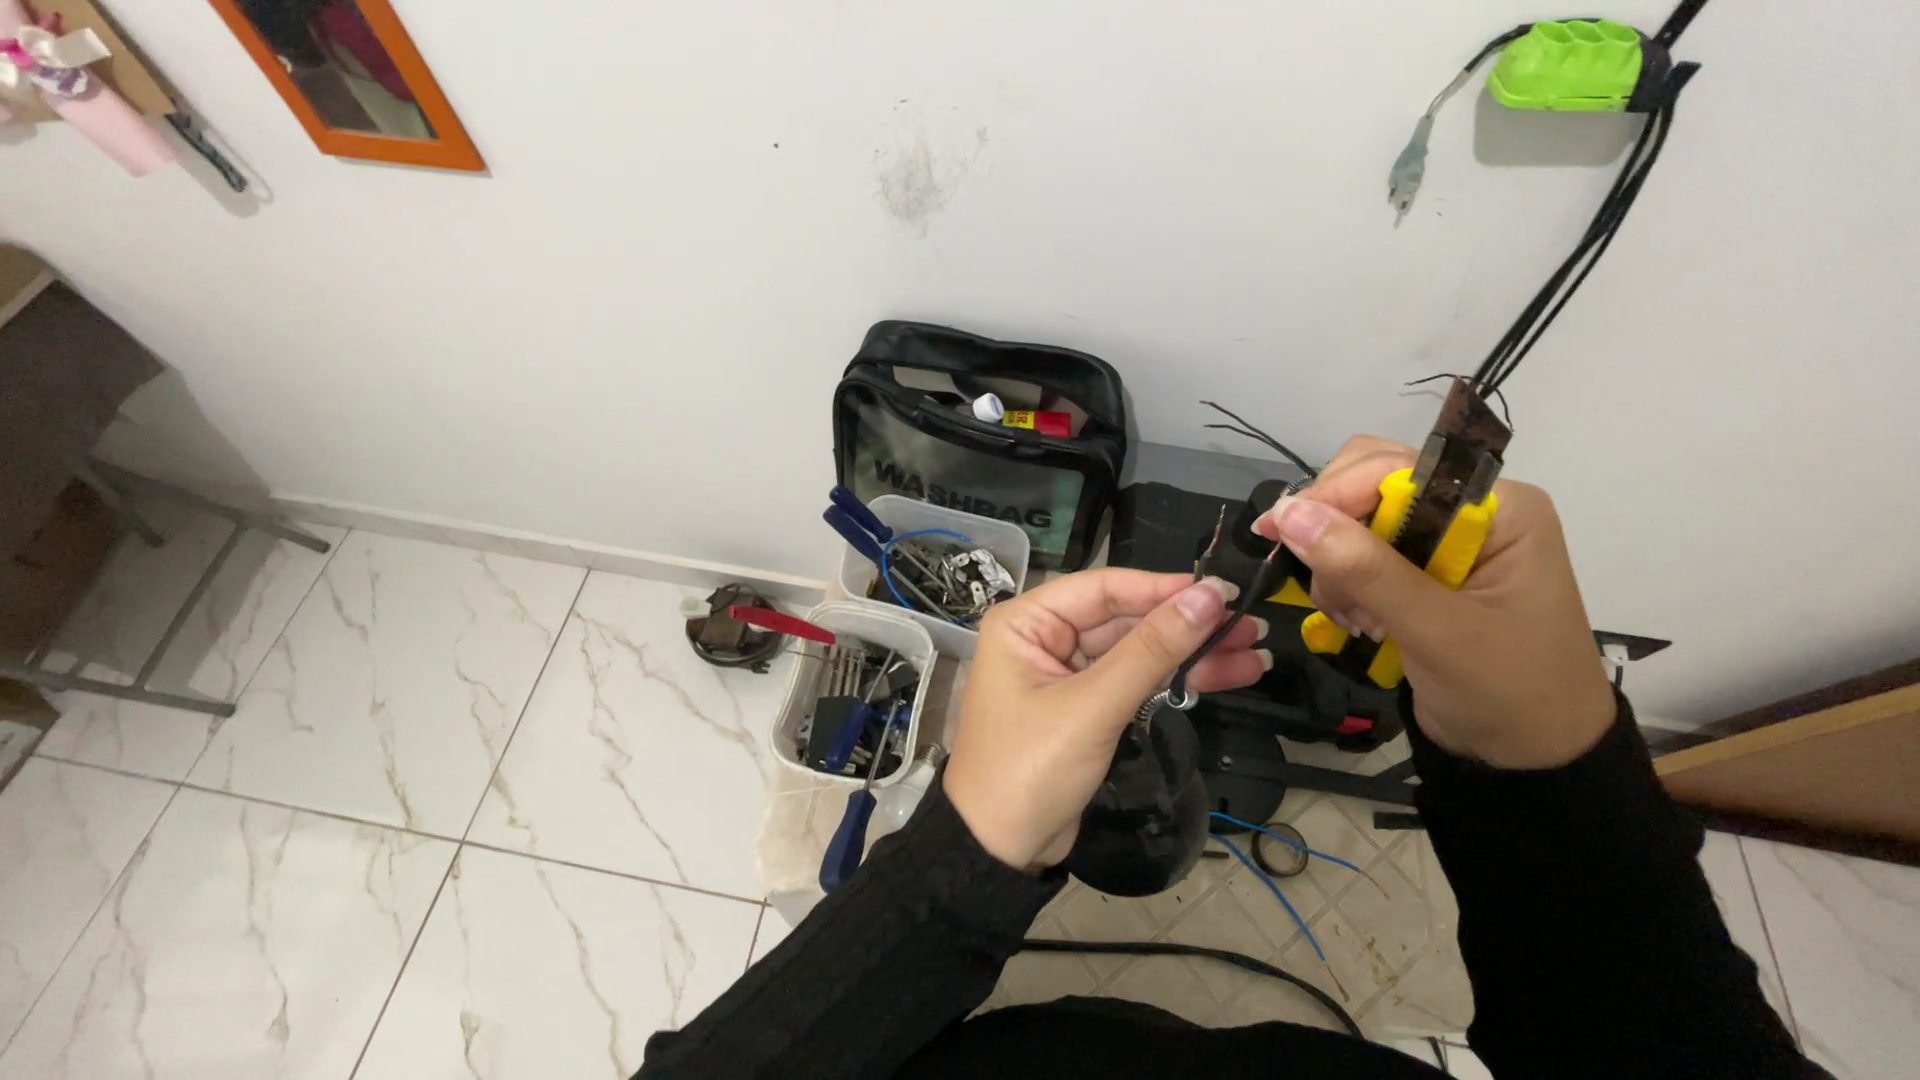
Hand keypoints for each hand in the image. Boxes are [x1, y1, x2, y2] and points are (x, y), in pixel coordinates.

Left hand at [944, 570, 1270, 871]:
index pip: (1104, 588)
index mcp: (1027, 622)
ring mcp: (1068, 673)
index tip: (1222, 591)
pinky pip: (1137, 681)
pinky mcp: (1088, 706)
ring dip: (1192, 654)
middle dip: (1187, 625)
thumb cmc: (1030, 768)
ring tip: (1254, 652)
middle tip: (1252, 625)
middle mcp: (1045, 637)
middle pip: (1126, 619)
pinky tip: (1227, 674)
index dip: (1164, 588)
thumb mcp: (1093, 706)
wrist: (1000, 849)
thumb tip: (1208, 596)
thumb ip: (1153, 650)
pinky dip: (1177, 680)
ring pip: (1138, 651)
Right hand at [1254, 436, 1615, 769]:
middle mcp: (1468, 511)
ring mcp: (1443, 542)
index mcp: (1498, 508)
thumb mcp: (1435, 630)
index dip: (1333, 493)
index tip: (1278, 530)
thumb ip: (1365, 569)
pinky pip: (1358, 555)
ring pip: (1354, 520)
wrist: (1535, 755)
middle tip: (1320, 580)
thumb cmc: (1507, 689)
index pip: (1396, 469)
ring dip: (1336, 566)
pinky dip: (1343, 584)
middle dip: (1334, 531)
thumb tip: (1290, 514)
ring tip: (1353, 617)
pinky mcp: (1420, 572)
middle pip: (1369, 485)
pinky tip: (1359, 621)